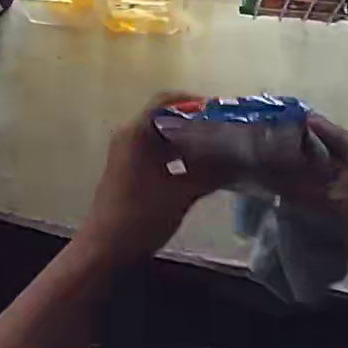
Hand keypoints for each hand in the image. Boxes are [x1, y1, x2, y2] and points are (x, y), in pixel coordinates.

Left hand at [75, 94, 225, 266]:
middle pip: (165, 115)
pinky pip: (158, 150)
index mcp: (136, 132)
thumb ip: (209, 173)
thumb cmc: (140, 217)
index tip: (224, 111)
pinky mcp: (132, 167)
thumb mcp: (180, 194)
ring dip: (189, 138)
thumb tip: (242, 160)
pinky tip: (204, 165)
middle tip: (230, 130)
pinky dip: (179, 153)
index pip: (166, 100)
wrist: (106, 247)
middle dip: (196, 121)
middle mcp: (130, 134)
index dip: (195, 101)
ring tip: (223, 147)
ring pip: (163, 134)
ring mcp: (129, 151)